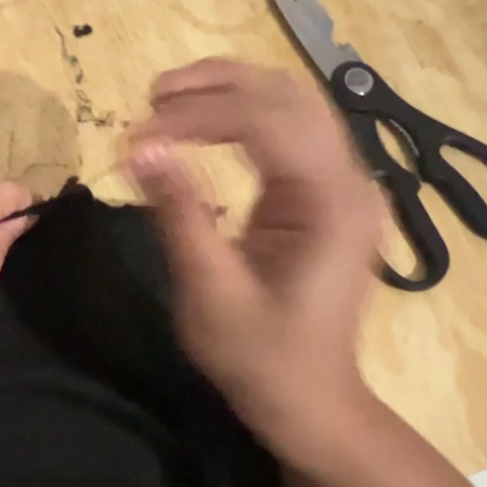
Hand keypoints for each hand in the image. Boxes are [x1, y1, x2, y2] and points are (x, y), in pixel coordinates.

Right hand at [126, 58, 385, 461]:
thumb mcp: (209, 290)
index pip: (266, 120)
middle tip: (150, 98)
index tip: (136, 135)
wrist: (308, 400)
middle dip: (216, 85)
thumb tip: (139, 149)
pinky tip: (203, 126)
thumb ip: (179, 213)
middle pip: (289, 95)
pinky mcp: (327, 197)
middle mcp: (350, 179)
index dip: (196, 115)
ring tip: (167, 102)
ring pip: (293, 105)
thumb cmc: (258, 356)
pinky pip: (291, 135)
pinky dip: (244, 120)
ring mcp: (345, 186)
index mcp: (330, 201)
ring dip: (231, 94)